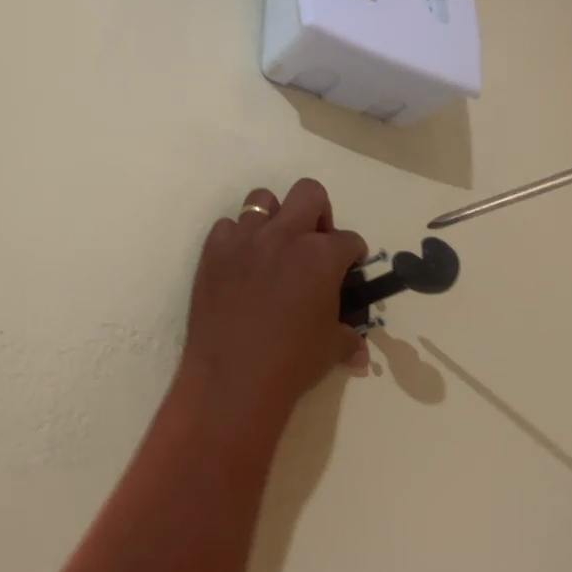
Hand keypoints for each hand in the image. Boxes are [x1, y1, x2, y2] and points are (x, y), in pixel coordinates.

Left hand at [178, 178, 368, 423]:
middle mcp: (284, 235)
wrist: (232, 378)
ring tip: (274, 248)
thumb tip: (357, 350)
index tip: (348, 269)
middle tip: (314, 242)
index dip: (352, 255)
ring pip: (262, 200)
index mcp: (320, 255)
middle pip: (309, 193)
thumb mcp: (332, 349)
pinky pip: (228, 227)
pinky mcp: (214, 250)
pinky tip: (240, 265)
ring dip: (274, 218)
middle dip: (319, 213)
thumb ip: (348, 337)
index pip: (348, 239)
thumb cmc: (291, 362)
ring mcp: (245, 238)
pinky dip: (237, 239)